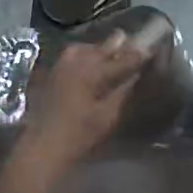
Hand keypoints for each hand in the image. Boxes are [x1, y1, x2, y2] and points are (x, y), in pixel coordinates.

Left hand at [15, 36, 150, 174]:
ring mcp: (60, 67)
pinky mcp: (50, 75)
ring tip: (110, 53)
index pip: (121, 60)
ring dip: (99, 49)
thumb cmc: (79, 135)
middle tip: (132, 45)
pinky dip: (83, 55)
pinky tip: (87, 63)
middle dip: (118, 47)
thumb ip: (123, 93)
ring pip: (84, 49)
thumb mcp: (108, 116)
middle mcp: (76, 63)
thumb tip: (135, 77)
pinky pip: (69, 57)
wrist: (43, 146)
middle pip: (102, 49)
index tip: (150, 50)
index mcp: (92, 73)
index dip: (137, 56)